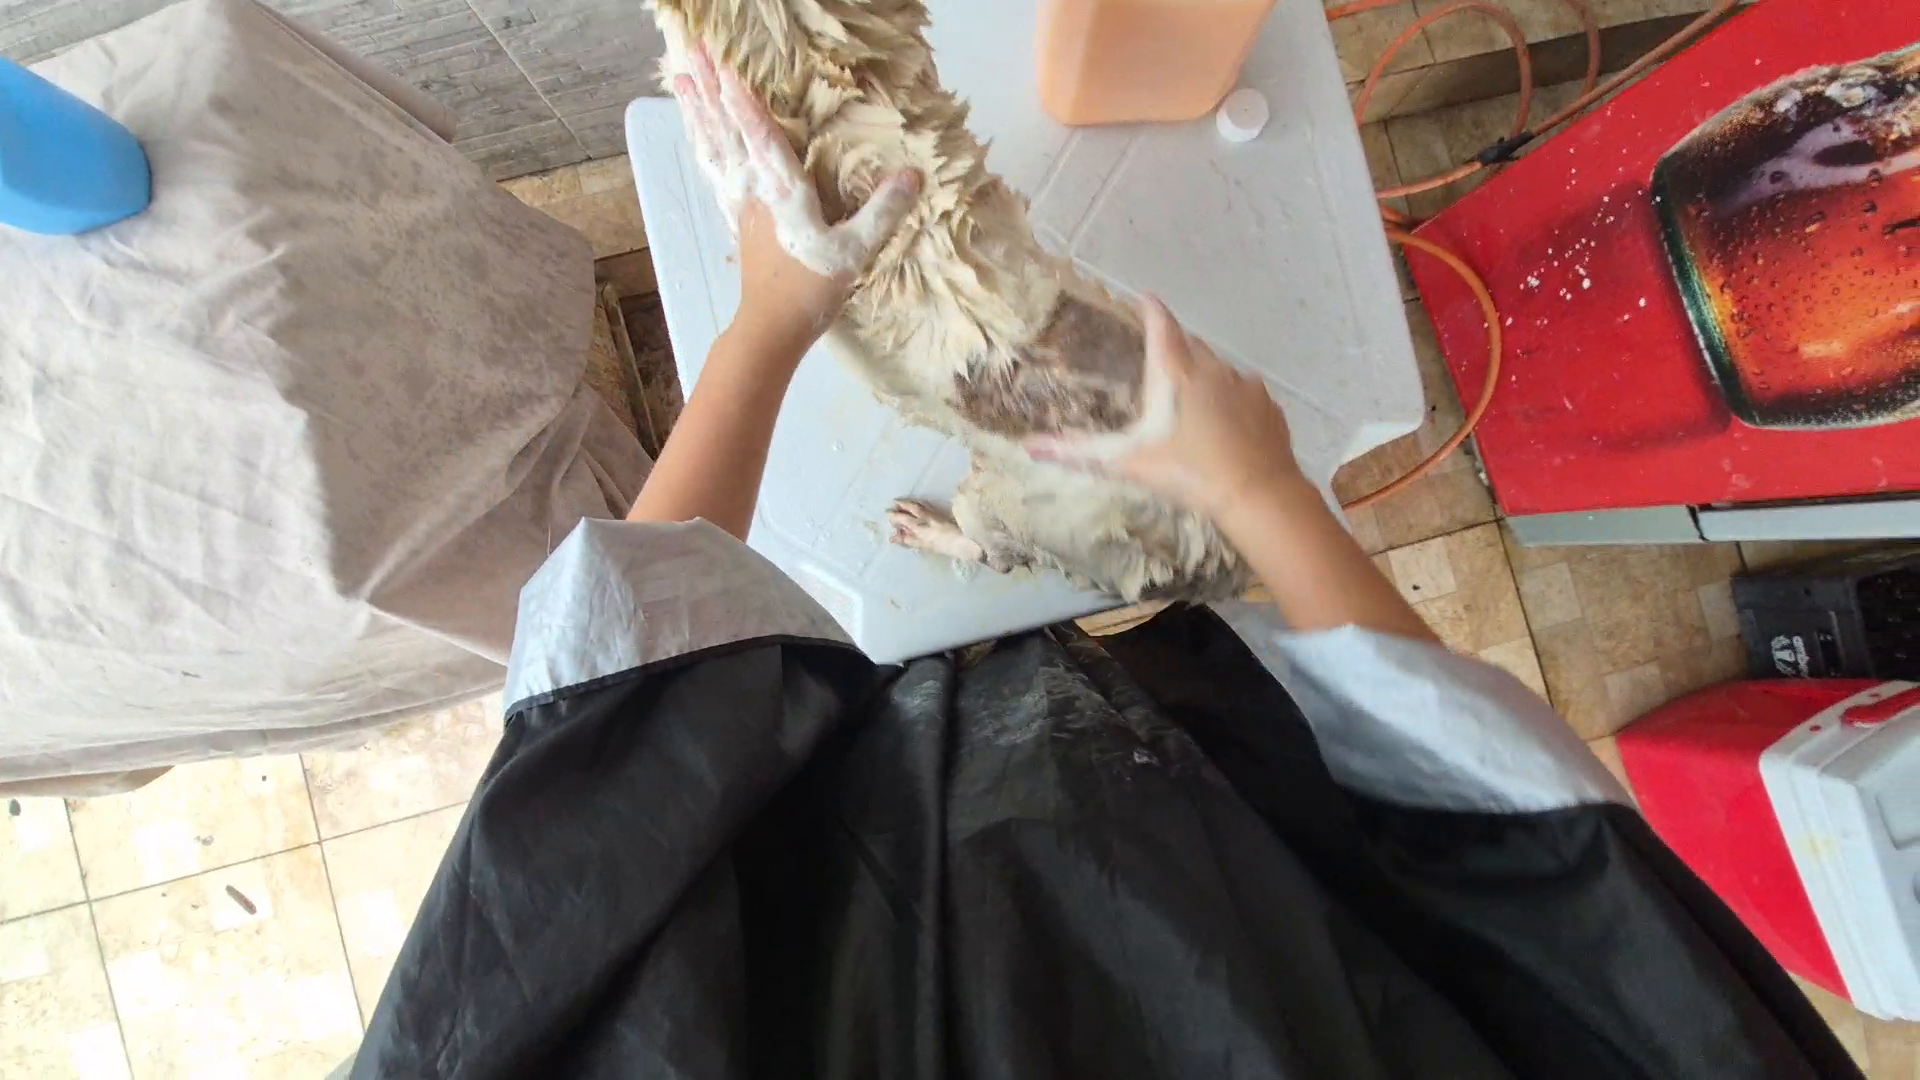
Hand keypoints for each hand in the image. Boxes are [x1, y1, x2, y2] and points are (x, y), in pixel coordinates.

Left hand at [672, 45, 920, 351]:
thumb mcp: (854, 252)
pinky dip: (705, 150)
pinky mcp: (737, 223)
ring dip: (698, 112)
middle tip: (694, 51)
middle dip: (711, 91)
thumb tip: (914, 175)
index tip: (725, 63)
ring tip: (682, 79)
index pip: (761, 136)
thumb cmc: (811, 290)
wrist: (772, 329)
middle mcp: (755, 193)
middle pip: (728, 133)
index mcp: (783, 193)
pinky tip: (699, 139)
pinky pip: (716, 175)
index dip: (744, 99)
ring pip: (715, 149)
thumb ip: (883, 213)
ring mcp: (741, 207)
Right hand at [1024, 296, 1305, 517]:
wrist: (1256, 494)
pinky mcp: (1267, 406)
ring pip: (1219, 369)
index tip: (1145, 298)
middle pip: (1190, 346)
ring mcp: (1245, 385)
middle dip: (1175, 348)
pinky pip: (1245, 392)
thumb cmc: (1186, 472)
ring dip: (1203, 377)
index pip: (1161, 326)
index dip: (1151, 311)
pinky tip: (1225, 425)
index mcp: (1174, 373)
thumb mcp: (1126, 462)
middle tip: (1160, 365)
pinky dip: (1231, 400)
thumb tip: (1029, 447)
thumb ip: (1078, 452)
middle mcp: (1212, 368)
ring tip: (1191, 404)